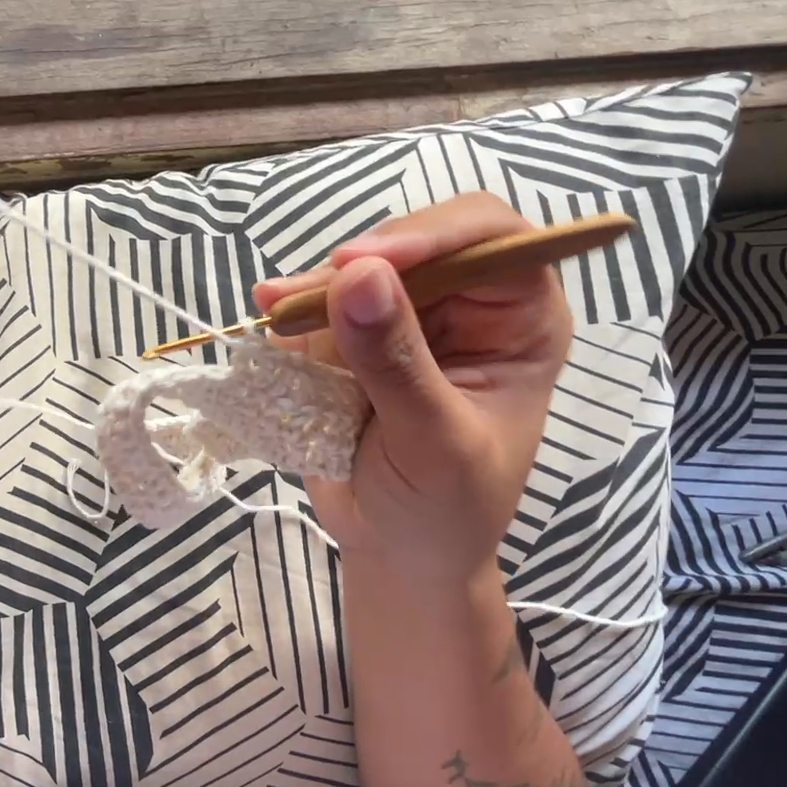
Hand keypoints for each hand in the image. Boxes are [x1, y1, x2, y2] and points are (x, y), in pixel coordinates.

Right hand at [253, 195, 571, 579]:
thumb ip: (397, 363)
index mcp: (517, 323)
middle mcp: (466, 308)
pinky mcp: (357, 339)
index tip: (363, 264)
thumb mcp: (431, 441)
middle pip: (416, 246)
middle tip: (302, 295)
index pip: (493, 242)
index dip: (432, 238)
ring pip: (361, 271)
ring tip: (273, 305)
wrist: (395, 548)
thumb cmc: (442, 507)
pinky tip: (268, 314)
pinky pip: (325, 305)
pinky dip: (294, 308)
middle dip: (359, 265)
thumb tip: (357, 277)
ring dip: (316, 286)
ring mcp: (407, 321)